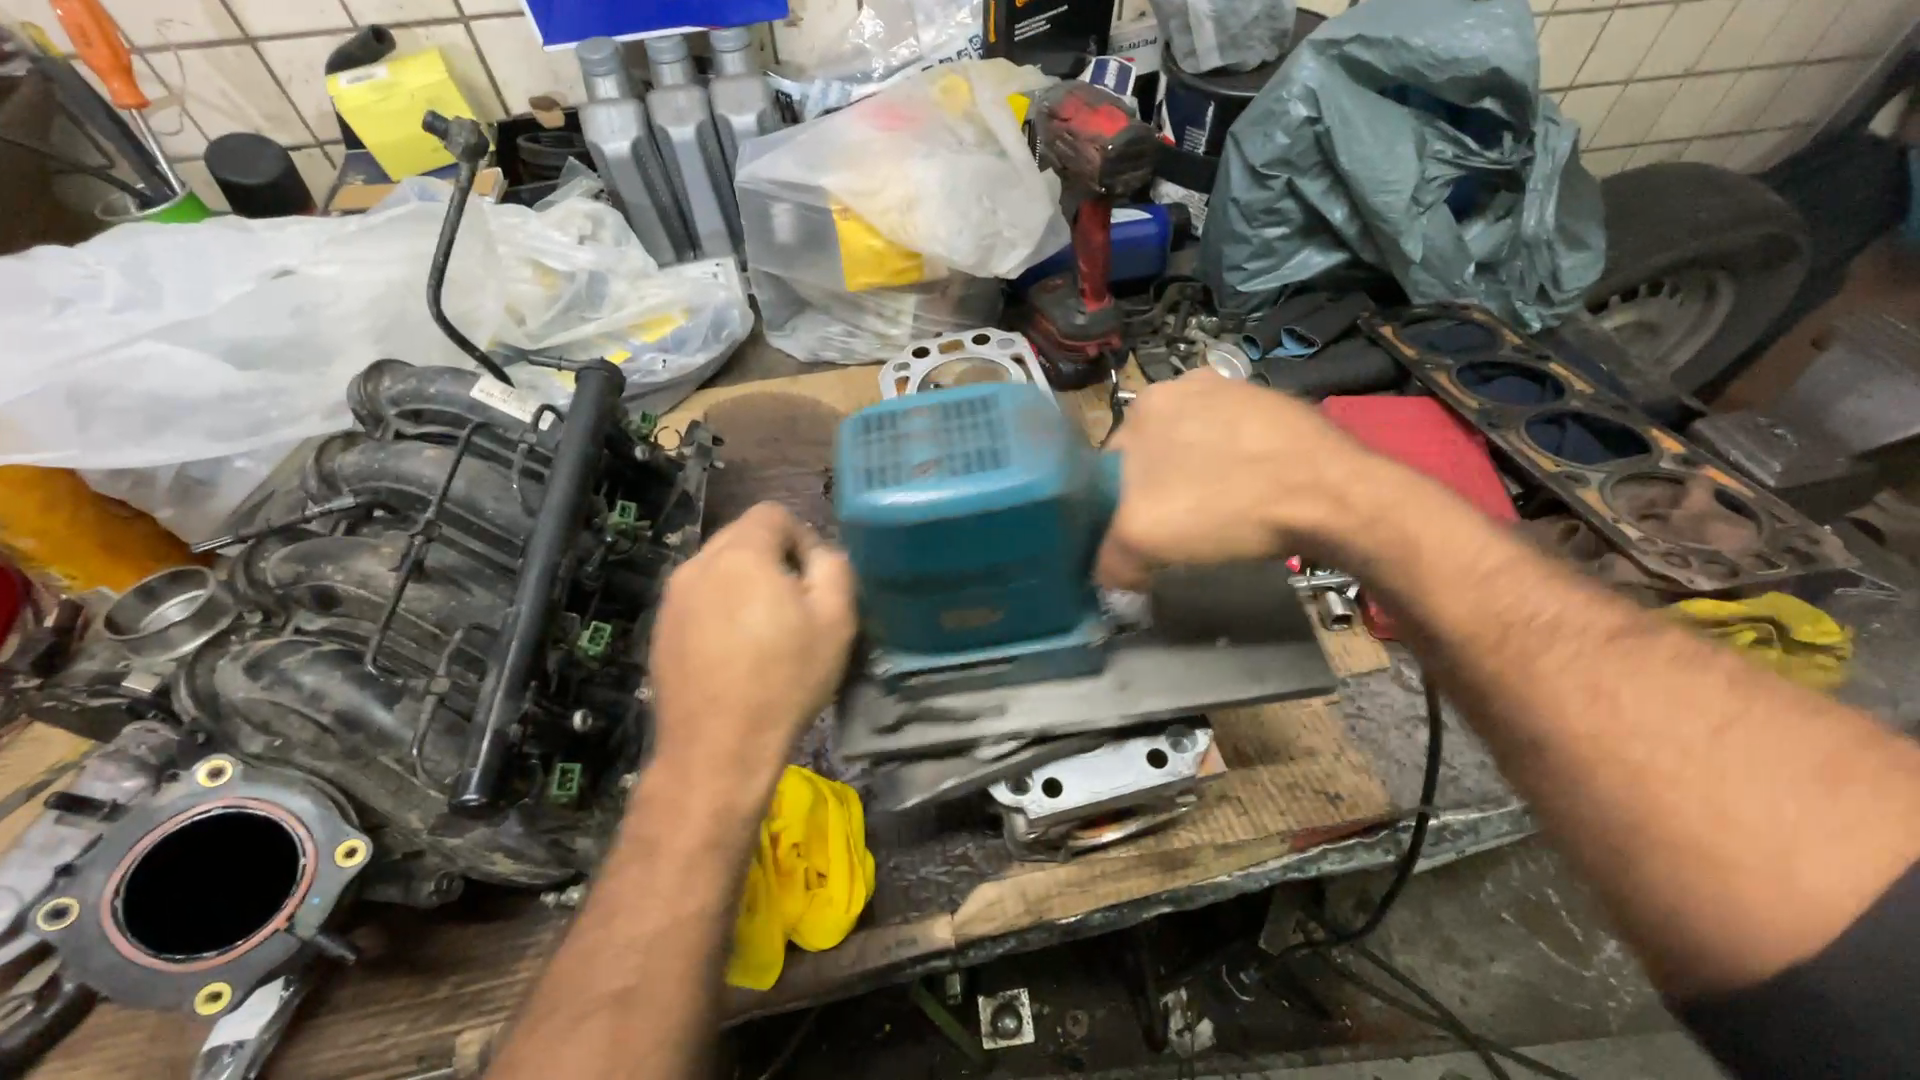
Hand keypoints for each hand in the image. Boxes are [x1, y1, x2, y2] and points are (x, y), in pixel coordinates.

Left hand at [646, 503, 856, 785]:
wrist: (718, 748)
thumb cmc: (785, 680)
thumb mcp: (836, 621)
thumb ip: (834, 569)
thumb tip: (820, 554)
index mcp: (742, 553)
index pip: (773, 514)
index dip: (802, 538)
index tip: (814, 581)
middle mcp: (698, 564)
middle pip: (742, 538)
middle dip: (773, 560)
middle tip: (795, 607)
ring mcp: (673, 599)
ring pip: (718, 570)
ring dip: (745, 586)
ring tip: (764, 633)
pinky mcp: (660, 630)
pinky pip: (699, 601)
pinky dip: (720, 612)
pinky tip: (734, 654)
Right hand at [1096, 370, 1390, 589]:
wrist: (1331, 494)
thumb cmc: (1225, 506)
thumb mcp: (1143, 541)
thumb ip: (1109, 560)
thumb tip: (1109, 576)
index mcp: (1144, 403)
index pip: (1111, 465)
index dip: (1119, 507)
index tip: (1142, 537)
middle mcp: (1185, 384)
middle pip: (1156, 454)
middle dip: (1162, 490)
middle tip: (1184, 530)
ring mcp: (1237, 390)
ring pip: (1198, 449)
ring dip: (1202, 479)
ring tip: (1224, 515)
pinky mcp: (1278, 407)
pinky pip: (1241, 445)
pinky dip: (1240, 470)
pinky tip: (1255, 497)